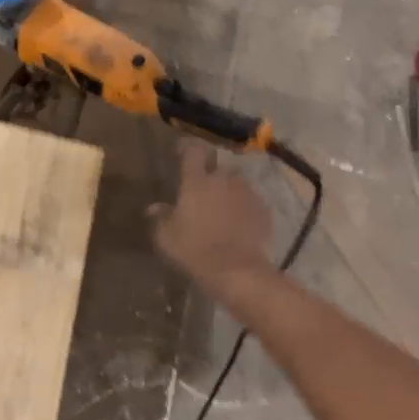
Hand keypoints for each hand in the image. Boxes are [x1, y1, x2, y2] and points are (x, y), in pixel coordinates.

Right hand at [150, 140, 274, 287]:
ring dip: (230, 192)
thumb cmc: (194, 250)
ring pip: (237, 184)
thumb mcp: (166, 237)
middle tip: (203, 194)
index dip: (187, 148)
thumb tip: (154, 207)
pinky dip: (245, 208)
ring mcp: (248, 194)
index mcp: (196, 182)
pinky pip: (252, 202)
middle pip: (218, 168)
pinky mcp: (265, 210)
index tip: (181, 151)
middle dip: (211, 177)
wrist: (237, 270)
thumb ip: (161, 218)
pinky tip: (239, 224)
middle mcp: (224, 180)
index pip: (192, 152)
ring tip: (223, 210)